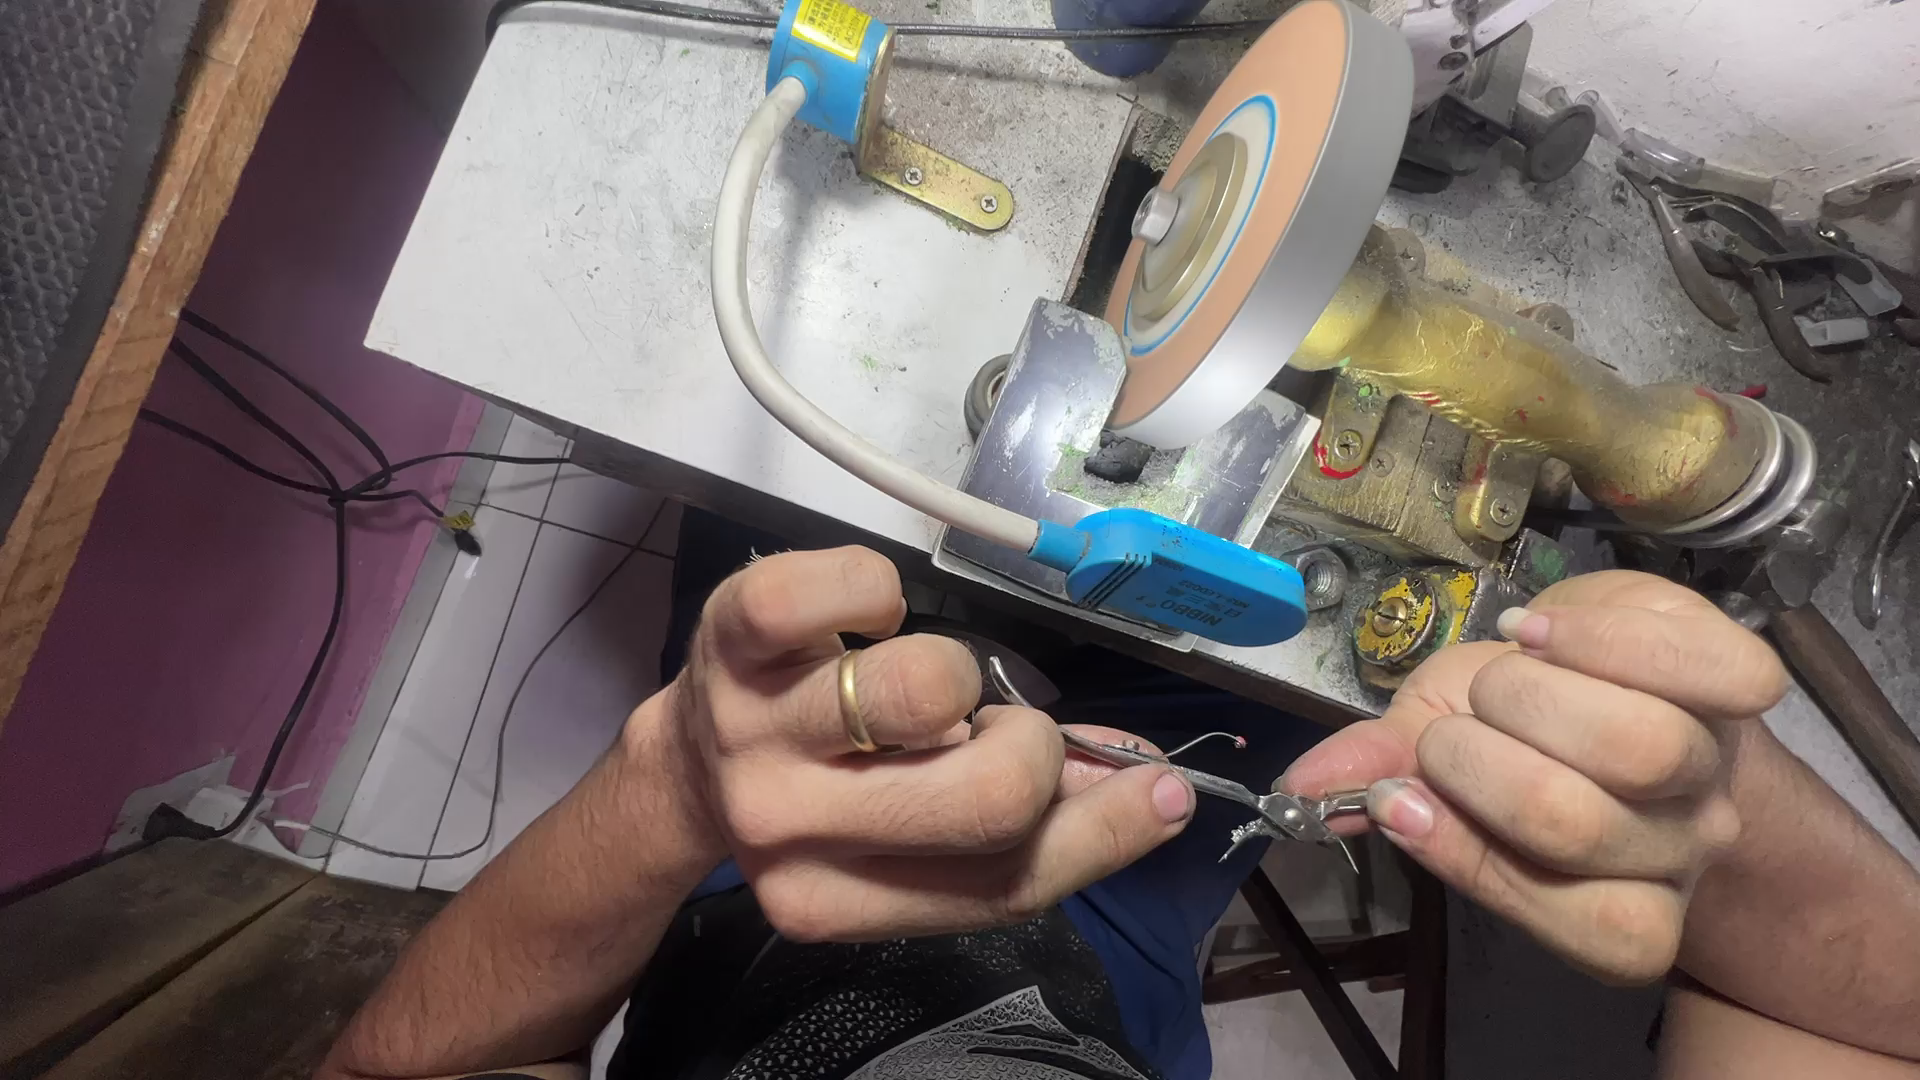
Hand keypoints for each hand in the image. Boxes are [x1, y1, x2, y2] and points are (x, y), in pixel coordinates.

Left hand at [655, 546, 1194, 941]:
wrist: (691, 760)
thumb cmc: (823, 793)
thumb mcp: (908, 833)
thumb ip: (1024, 824)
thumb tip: (1147, 785)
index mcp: (836, 901)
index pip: (1003, 884)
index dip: (1102, 832)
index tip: (1158, 786)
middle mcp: (785, 828)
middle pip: (984, 795)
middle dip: (1027, 745)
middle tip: (988, 726)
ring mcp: (753, 725)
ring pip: (926, 687)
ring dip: (956, 674)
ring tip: (917, 683)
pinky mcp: (735, 631)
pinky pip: (854, 587)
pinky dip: (882, 587)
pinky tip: (864, 617)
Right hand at [1283, 570, 1786, 981]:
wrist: (1585, 670)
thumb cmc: (1500, 724)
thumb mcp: (1421, 751)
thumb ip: (1374, 773)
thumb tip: (1299, 786)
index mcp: (1619, 894)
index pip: (1592, 922)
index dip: (1472, 856)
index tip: (1396, 797)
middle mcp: (1684, 846)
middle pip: (1578, 822)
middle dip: (1470, 758)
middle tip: (1448, 727)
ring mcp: (1718, 765)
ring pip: (1639, 748)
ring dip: (1524, 691)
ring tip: (1500, 668)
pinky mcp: (1734, 681)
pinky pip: (1709, 671)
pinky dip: (1600, 638)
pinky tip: (1536, 628)